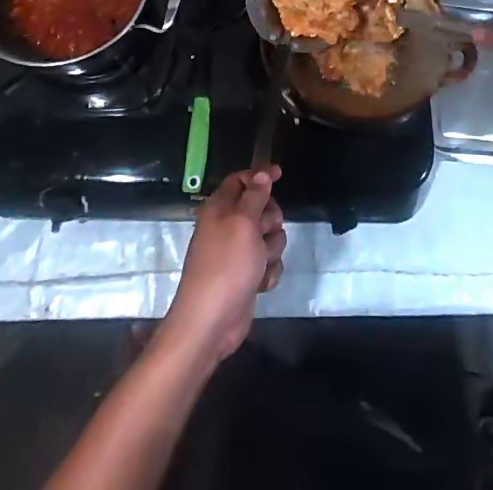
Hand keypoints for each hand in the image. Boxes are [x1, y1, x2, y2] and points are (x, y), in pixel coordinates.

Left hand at [161, 166, 285, 362]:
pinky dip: (268, 272)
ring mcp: (237, 252)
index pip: (240, 180)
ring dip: (270, 251)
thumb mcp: (242, 223)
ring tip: (258, 264)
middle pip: (261, 208)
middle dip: (270, 220)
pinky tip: (260, 283)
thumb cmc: (226, 265)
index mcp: (219, 207)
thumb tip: (261, 174)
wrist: (212, 320)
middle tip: (263, 231)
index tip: (280, 174)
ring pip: (269, 238)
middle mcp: (227, 226)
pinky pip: (269, 263)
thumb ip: (254, 196)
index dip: (259, 176)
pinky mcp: (247, 274)